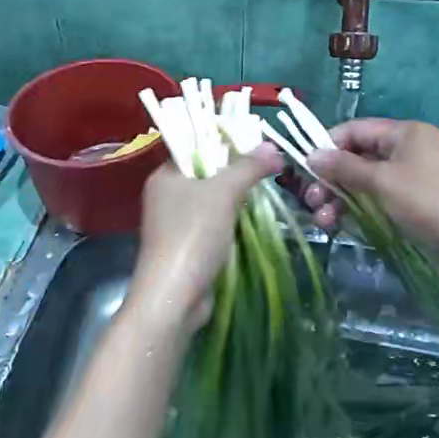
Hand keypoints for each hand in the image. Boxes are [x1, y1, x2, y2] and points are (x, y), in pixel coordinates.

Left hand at [130, 144, 283, 334]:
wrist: (174, 296)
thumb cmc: (193, 235)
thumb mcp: (223, 193)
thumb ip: (248, 167)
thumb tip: (273, 147)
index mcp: (165, 175)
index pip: (194, 145)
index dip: (224, 140)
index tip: (256, 140)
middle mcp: (166, 194)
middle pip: (206, 172)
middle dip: (236, 169)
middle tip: (268, 164)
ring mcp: (175, 222)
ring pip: (211, 199)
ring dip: (236, 196)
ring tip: (267, 186)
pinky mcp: (187, 245)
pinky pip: (212, 223)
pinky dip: (231, 219)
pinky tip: (252, 217)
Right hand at [302, 119, 438, 248]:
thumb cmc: (430, 201)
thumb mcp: (382, 181)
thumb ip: (344, 167)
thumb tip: (312, 155)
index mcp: (404, 133)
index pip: (354, 130)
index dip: (326, 146)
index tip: (303, 169)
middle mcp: (407, 151)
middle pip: (357, 158)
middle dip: (330, 179)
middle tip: (311, 201)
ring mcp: (411, 180)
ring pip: (364, 183)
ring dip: (339, 199)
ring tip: (322, 221)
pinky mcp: (414, 206)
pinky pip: (377, 201)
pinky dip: (357, 211)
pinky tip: (340, 226)